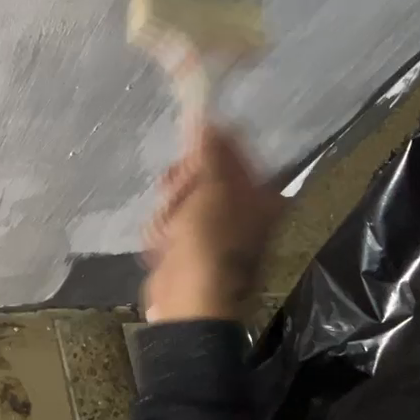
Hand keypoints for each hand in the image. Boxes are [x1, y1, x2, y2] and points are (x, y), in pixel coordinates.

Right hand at [142, 124, 283, 322]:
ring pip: (177, 196)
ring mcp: (212, 228)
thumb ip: (210, 152)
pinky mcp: (187, 244)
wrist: (189, 301)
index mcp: (259, 195)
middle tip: (176, 196)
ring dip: (166, 212)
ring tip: (169, 232)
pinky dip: (160, 232)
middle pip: (200, 173)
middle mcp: (240, 209)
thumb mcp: (213, 191)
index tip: (186, 158)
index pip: (232, 151)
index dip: (205, 150)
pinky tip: (163, 246)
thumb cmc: (210, 245)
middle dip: (180, 186)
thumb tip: (208, 117)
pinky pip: (166, 221)